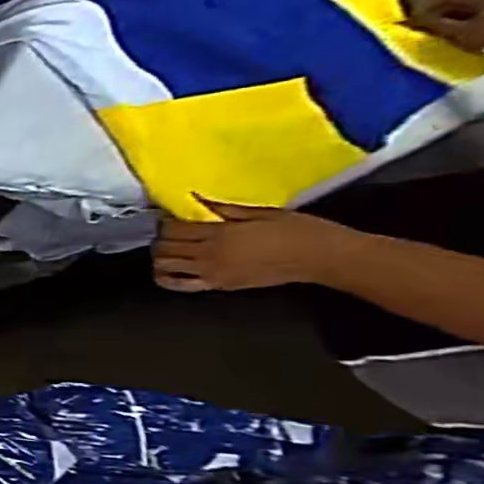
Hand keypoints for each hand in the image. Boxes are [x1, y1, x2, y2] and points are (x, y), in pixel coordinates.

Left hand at [153, 200, 361, 291]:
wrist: (323, 258)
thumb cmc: (297, 230)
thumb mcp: (261, 212)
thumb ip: (225, 208)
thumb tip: (196, 198)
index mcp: (220, 234)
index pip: (174, 229)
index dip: (165, 222)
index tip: (169, 217)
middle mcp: (210, 255)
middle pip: (165, 248)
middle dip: (160, 239)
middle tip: (168, 232)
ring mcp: (211, 273)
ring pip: (165, 266)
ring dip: (160, 256)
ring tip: (169, 248)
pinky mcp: (218, 286)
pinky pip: (179, 285)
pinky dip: (166, 278)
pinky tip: (169, 270)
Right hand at [409, 0, 483, 52]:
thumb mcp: (474, 33)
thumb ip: (442, 28)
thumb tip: (415, 23)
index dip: (423, 9)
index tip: (405, 24)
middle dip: (439, 14)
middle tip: (421, 33)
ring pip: (475, 5)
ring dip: (456, 18)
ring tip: (443, 35)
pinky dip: (473, 20)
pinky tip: (469, 33)